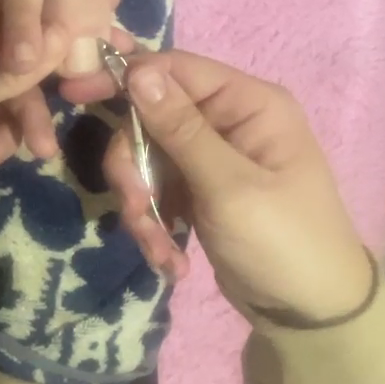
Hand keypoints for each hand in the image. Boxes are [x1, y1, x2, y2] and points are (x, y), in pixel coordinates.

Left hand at [0, 27, 66, 223]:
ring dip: (23, 121)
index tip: (76, 49)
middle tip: (70, 104)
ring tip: (38, 150)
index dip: (35, 32)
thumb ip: (9, 73)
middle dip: (34, 91)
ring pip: (7, 94)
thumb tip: (66, 38)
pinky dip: (2, 136)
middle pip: (7, 58)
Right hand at [59, 51, 374, 322]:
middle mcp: (226, 120)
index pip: (173, 69)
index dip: (123, 77)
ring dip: (141, 205)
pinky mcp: (194, 188)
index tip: (75, 92)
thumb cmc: (284, 242)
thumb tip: (137, 72)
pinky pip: (153, 189)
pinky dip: (153, 222)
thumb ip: (180, 128)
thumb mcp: (229, 186)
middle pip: (148, 119)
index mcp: (248, 104)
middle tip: (134, 207)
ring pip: (143, 158)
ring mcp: (208, 155)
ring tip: (159, 248)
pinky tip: (169, 257)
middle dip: (132, 167)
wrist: (309, 314)